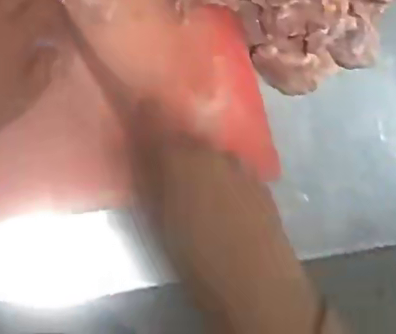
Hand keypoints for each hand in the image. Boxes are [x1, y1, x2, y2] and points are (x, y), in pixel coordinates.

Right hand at [129, 103, 321, 333]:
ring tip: (195, 188)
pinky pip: (232, 169)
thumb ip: (147, 178)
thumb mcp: (158, 222)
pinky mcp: (259, 181)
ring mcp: (237, 162)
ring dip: (200, 162)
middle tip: (164, 164)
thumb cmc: (198, 259)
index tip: (136, 109)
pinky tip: (223, 200)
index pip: (153, 115)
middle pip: (184, 135)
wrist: (259, 285)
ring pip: (210, 153)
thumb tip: (136, 150)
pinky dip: (223, 176)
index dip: (144, 111)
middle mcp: (208, 149)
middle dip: (172, 144)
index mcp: (177, 155)